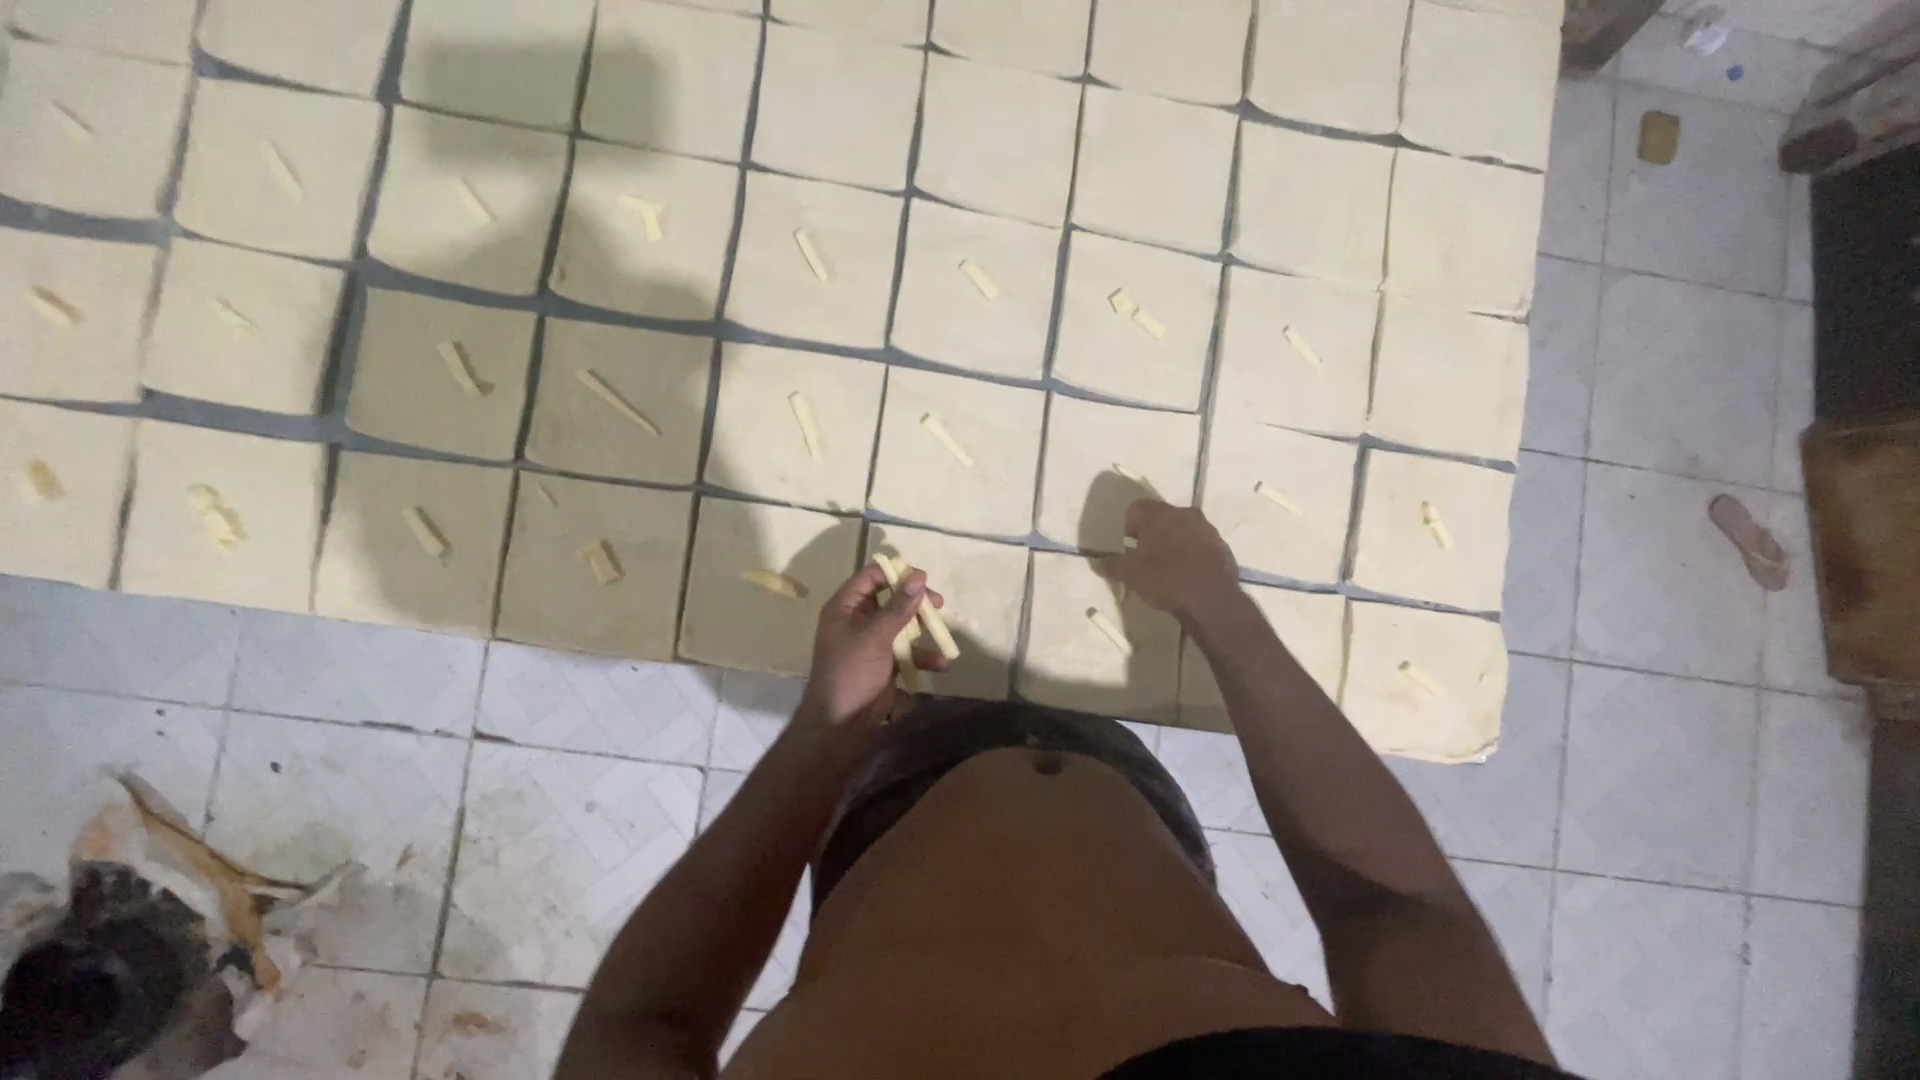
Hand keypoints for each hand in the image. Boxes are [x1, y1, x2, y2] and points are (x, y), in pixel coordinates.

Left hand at [800, 561, 948, 728]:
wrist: (842, 722)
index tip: (922, 576)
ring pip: (902, 623)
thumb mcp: (874, 636)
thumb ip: (898, 607)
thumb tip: (919, 576)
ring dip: (922, 627)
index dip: (895, 573)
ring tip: (941, 630)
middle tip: (938, 603)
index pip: (870, 577)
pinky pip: (908, 651)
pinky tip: (941, 663)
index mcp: (845, 607)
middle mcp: (858, 620)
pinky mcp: (885, 661)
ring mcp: (872, 641)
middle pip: (890, 598)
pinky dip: (923, 655)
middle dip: (915, 600)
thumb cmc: (850, 672)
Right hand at [1101, 501, 1240, 624]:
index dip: (1128, 527)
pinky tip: (1188, 575)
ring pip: (1183, 529)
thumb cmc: (1164, 579)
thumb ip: (1112, 565)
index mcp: (1159, 514)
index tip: (1129, 549)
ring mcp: (1207, 528)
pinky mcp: (1222, 546)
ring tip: (1169, 568)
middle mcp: (1184, 513)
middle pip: (1161, 517)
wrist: (1210, 599)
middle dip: (1152, 534)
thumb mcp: (1130, 575)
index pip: (1136, 508)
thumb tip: (1098, 562)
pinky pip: (1201, 544)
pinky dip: (1193, 553)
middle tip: (1146, 558)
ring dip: (1174, 542)